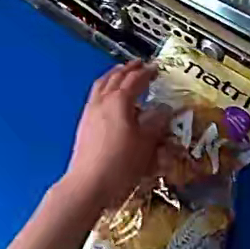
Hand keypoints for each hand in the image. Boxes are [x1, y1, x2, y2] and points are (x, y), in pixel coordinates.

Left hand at [57, 61, 165, 215]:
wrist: (88, 184)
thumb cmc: (120, 163)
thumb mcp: (145, 144)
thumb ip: (156, 124)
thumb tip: (165, 110)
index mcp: (120, 100)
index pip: (135, 79)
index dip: (147, 72)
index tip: (156, 69)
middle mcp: (104, 100)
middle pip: (116, 76)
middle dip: (129, 69)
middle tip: (140, 64)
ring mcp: (91, 110)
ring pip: (102, 83)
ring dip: (114, 74)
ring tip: (122, 72)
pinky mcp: (84, 122)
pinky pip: (95, 94)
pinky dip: (104, 87)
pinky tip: (108, 95)